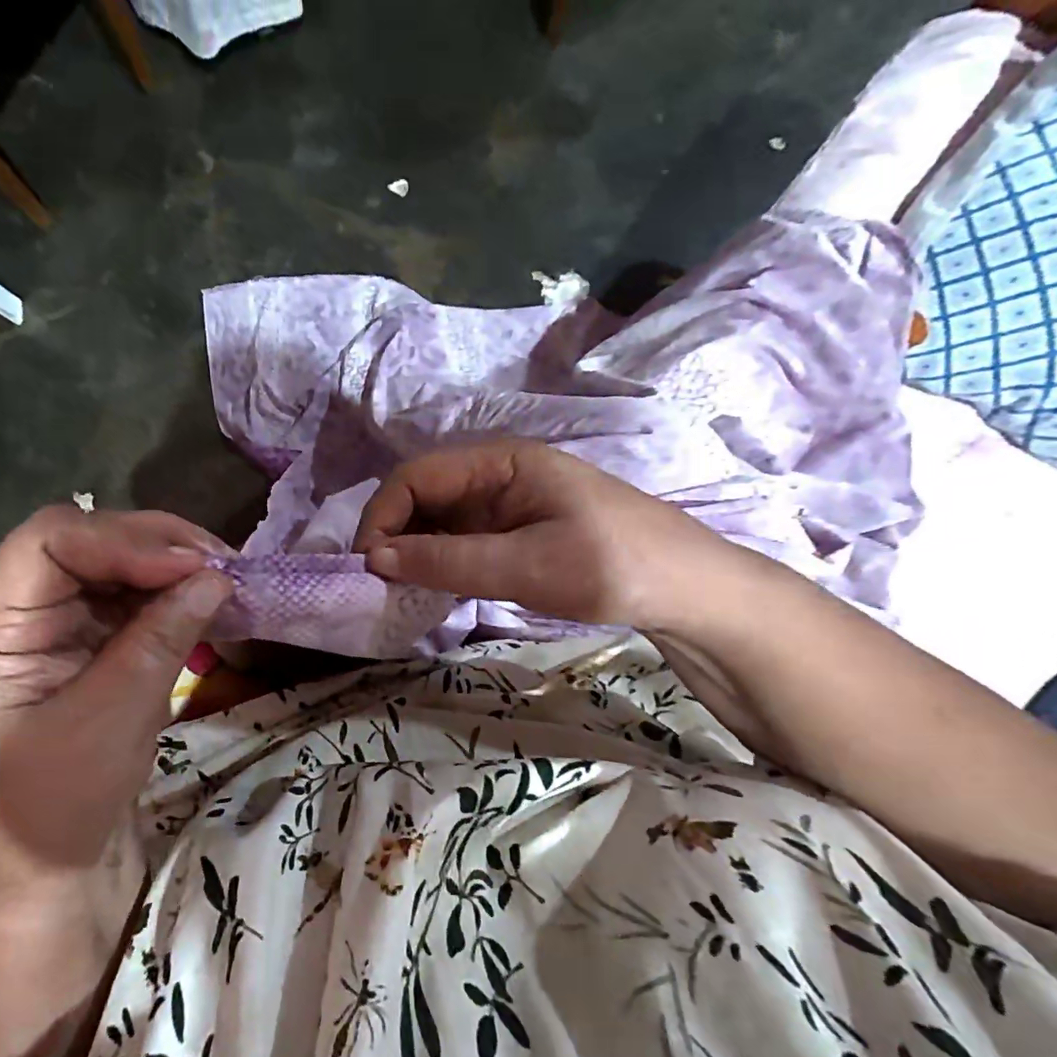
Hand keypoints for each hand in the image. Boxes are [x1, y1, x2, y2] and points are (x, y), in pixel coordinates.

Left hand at [0, 507, 232, 894]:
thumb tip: (215, 576)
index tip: (189, 565)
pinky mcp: (89, 638)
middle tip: (222, 563)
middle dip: (155, 545)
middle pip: (83, 541)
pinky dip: (174, 592)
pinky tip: (210, 599)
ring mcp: (55, 622)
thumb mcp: (111, 721)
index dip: (119, 540)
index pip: (46, 543)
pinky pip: (133, 595)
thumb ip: (160, 640)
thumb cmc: (61, 806)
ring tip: (227, 577)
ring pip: (115, 561)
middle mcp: (17, 611)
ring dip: (172, 564)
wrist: (56, 867)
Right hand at [352, 440, 746, 627]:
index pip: (416, 476)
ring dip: (410, 551)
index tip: (367, 564)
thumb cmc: (612, 566)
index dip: (382, 514)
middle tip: (376, 582)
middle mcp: (494, 478)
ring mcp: (503, 508)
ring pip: (435, 522)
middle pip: (421, 496)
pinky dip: (434, 564)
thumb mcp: (526, 565)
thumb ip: (447, 561)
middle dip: (392, 534)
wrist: (690, 593)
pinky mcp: (512, 537)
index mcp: (499, 463)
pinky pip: (456, 543)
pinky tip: (426, 588)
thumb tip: (374, 559)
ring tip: (395, 589)